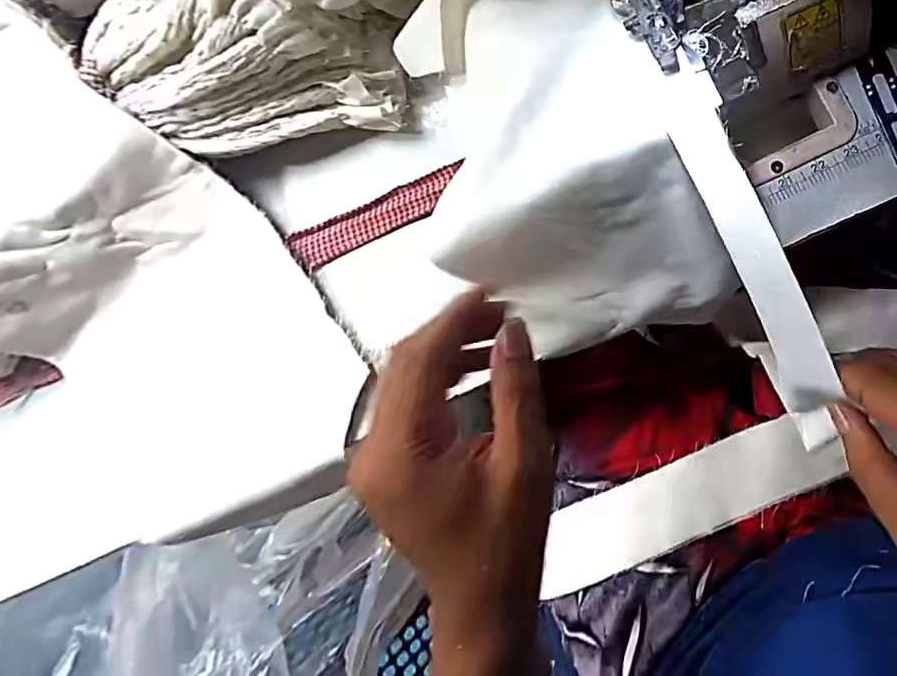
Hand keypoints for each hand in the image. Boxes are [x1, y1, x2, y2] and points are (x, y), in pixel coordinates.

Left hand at [347, 289, 552, 674]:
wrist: (482, 603)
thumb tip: (510, 329)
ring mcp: (372, 459)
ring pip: (402, 378)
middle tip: (499, 310)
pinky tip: (474, 364)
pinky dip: (439, 373)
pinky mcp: (385, 463)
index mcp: (399, 451)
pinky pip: (406, 399)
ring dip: (446, 348)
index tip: (490, 292)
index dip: (454, 320)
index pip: (418, 362)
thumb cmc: (506, 538)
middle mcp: (371, 450)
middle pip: (402, 364)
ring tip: (494, 332)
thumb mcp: (524, 459)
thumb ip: (515, 389)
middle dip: (450, 328)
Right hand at [830, 350, 896, 674]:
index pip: (874, 379)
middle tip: (821, 400)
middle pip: (892, 363)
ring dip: (874, 376)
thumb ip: (869, 464)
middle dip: (852, 375)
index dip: (836, 381)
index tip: (806, 393)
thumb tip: (839, 412)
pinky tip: (881, 407)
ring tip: (845, 403)